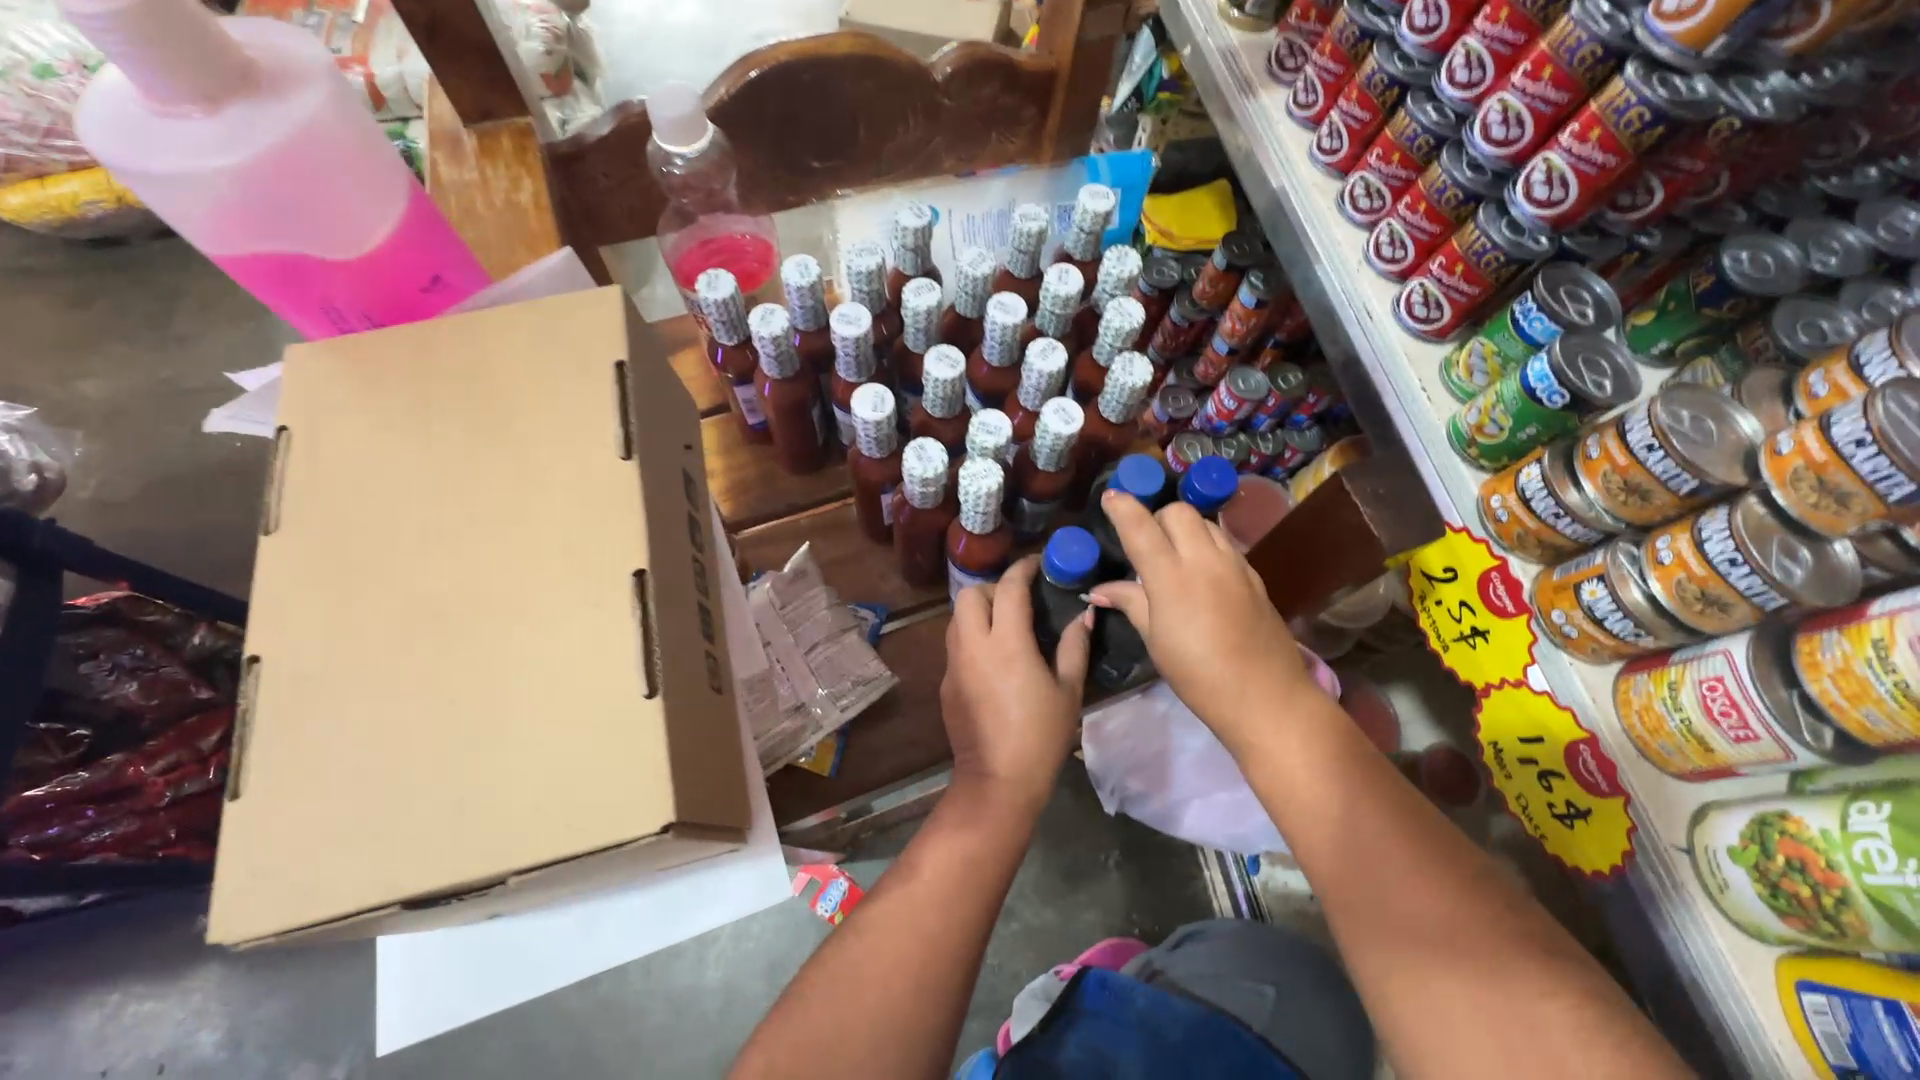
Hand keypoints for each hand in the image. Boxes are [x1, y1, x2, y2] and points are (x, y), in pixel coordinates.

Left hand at [941, 555, 1091, 805]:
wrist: (998, 781)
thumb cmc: (1041, 736)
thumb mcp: (1069, 690)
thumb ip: (1075, 646)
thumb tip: (1082, 616)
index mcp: (1006, 643)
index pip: (1009, 588)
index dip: (1024, 569)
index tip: (1038, 564)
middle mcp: (972, 646)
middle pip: (969, 594)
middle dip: (992, 589)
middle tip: (1019, 601)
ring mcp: (953, 666)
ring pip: (956, 619)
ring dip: (978, 612)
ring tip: (1007, 627)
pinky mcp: (946, 685)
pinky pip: (955, 646)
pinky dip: (973, 639)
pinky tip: (995, 662)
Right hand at [1088, 491, 1317, 747]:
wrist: (1266, 696)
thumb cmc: (1198, 676)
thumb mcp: (1155, 642)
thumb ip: (1130, 604)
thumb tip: (1099, 589)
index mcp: (1171, 578)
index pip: (1140, 527)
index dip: (1122, 507)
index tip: (1110, 496)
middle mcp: (1204, 560)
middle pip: (1178, 512)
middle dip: (1156, 517)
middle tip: (1145, 543)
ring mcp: (1235, 565)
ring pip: (1205, 523)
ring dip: (1184, 528)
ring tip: (1173, 555)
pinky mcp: (1254, 575)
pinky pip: (1225, 543)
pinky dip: (1206, 545)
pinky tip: (1202, 573)